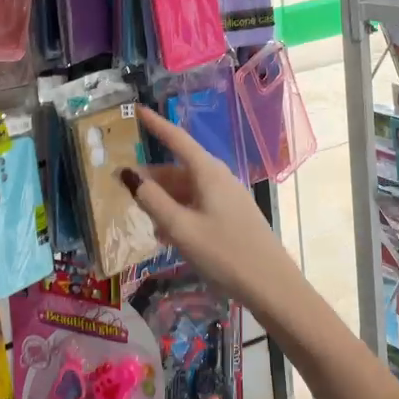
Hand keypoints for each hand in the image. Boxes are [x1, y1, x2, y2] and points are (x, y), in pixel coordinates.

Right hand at [122, 107, 298, 309]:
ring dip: (163, 199)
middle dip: (151, 176)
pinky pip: (197, 203)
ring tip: (143, 218)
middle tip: (124, 187)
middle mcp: (218, 177)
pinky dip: (178, 212)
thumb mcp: (181, 229)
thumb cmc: (226, 254)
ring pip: (186, 188)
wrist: (274, 289)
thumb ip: (153, 200)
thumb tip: (129, 175)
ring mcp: (227, 197)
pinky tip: (166, 234)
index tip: (136, 109)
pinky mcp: (231, 216)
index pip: (176, 138)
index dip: (155, 124)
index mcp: (207, 172)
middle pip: (177, 167)